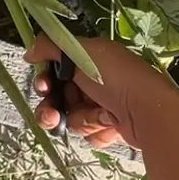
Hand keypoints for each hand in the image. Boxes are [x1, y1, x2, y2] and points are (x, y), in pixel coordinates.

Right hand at [24, 35, 178, 151]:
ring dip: (83, 119)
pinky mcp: (110, 127)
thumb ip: (51, 46)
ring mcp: (102, 105)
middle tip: (53, 116)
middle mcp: (94, 81)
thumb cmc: (116, 78)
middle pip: (58, 99)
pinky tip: (112, 125)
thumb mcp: (82, 52)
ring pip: (72, 119)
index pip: (55, 70)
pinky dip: (98, 130)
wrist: (149, 112)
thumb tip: (29, 52)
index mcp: (89, 60)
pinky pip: (89, 133)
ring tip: (100, 117)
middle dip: (53, 109)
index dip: (45, 81)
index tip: (44, 87)